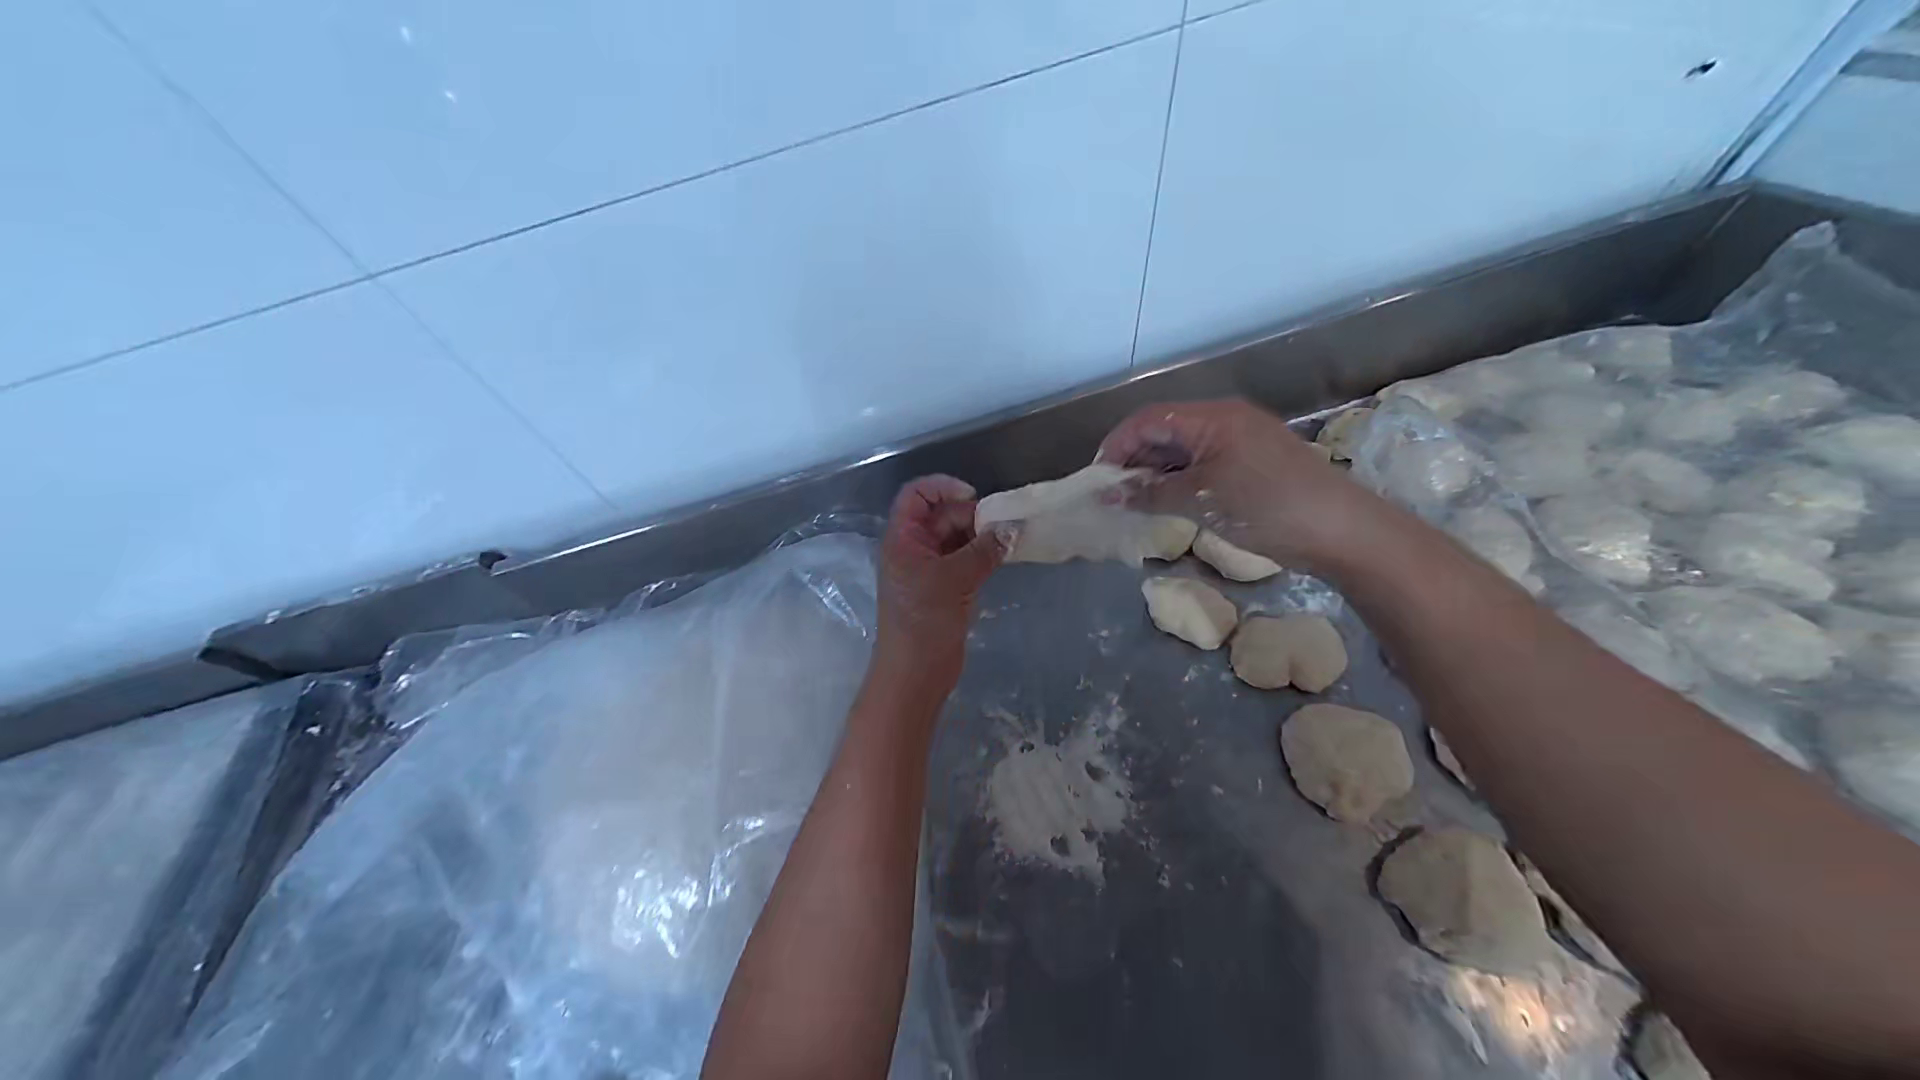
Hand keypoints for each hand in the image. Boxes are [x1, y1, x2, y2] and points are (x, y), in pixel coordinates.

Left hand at [873, 475, 1007, 687]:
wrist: (915, 673)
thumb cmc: (923, 622)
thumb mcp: (954, 580)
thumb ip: (983, 550)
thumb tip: (1012, 528)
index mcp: (902, 539)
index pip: (916, 495)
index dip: (943, 487)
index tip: (974, 497)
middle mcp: (913, 548)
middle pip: (941, 514)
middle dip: (971, 515)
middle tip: (1002, 526)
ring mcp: (929, 569)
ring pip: (956, 537)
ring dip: (980, 536)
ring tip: (1008, 540)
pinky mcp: (945, 587)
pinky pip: (964, 559)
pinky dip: (982, 554)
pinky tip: (1004, 556)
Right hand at [1096, 398, 1386, 570]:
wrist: (1341, 531)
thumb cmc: (1267, 507)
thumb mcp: (1201, 500)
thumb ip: (1150, 494)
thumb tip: (1109, 496)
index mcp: (1213, 417)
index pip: (1148, 420)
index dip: (1117, 444)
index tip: (1097, 478)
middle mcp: (1226, 421)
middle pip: (1164, 432)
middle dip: (1133, 460)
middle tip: (1112, 495)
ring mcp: (1241, 443)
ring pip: (1183, 450)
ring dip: (1154, 473)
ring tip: (1133, 502)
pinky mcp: (1251, 466)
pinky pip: (1202, 465)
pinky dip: (1179, 481)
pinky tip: (1166, 503)